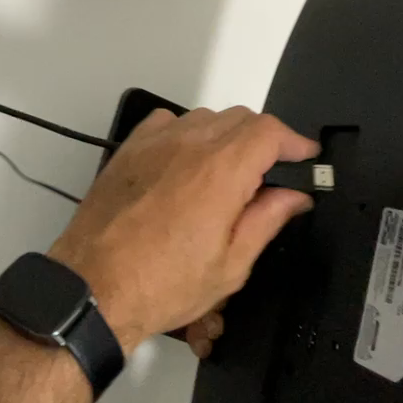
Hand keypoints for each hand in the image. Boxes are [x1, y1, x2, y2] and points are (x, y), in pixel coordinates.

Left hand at [47, 105, 318, 352]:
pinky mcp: (130, 149)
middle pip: (240, 118)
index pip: (268, 130)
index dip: (294, 141)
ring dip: (227, 136)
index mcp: (219, 171)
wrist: (96, 284)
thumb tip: (292, 196)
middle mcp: (186, 146)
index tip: (306, 155)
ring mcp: (153, 143)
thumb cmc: (158, 282)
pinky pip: (167, 123)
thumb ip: (267, 219)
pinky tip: (189, 165)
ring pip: (204, 118)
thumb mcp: (231, 264)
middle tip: (274, 173)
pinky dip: (187, 134)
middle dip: (265, 140)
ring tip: (232, 174)